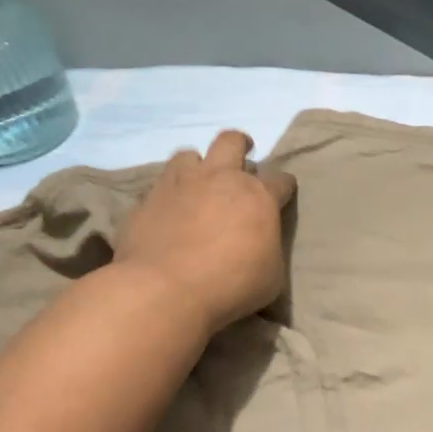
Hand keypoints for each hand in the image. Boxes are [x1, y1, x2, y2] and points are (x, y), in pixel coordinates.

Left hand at [114, 131, 296, 334]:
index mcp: (258, 196)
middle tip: (242, 159)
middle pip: (231, 141)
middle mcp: (220, 178)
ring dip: (197, 166)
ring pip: (189, 155)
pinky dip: (170, 192)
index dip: (284, 187)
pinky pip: (161, 184)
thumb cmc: (231, 285)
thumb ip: (269, 248)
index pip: (281, 180)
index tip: (283, 195)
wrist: (165, 289)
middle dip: (240, 145)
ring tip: (198, 183)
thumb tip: (261, 243)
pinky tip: (170, 209)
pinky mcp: (148, 198)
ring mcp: (180, 184)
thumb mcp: (272, 276)